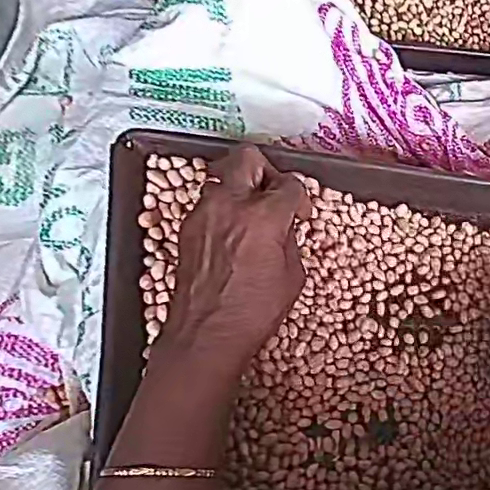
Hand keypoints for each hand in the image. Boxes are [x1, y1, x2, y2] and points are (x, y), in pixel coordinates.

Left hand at [156, 145, 308, 373]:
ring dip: (243, 187)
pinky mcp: (188, 225)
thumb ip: (290, 239)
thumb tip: (285, 226)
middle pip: (249, 158)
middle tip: (276, 193)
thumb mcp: (293, 275)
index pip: (289, 184)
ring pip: (225, 175)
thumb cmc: (253, 310)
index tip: (301, 211)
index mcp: (264, 216)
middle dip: (267, 171)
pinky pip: (210, 200)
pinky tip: (237, 232)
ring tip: (255, 213)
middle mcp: (230, 204)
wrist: (209, 331)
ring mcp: (204, 212)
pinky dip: (226, 207)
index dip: (301, 197)